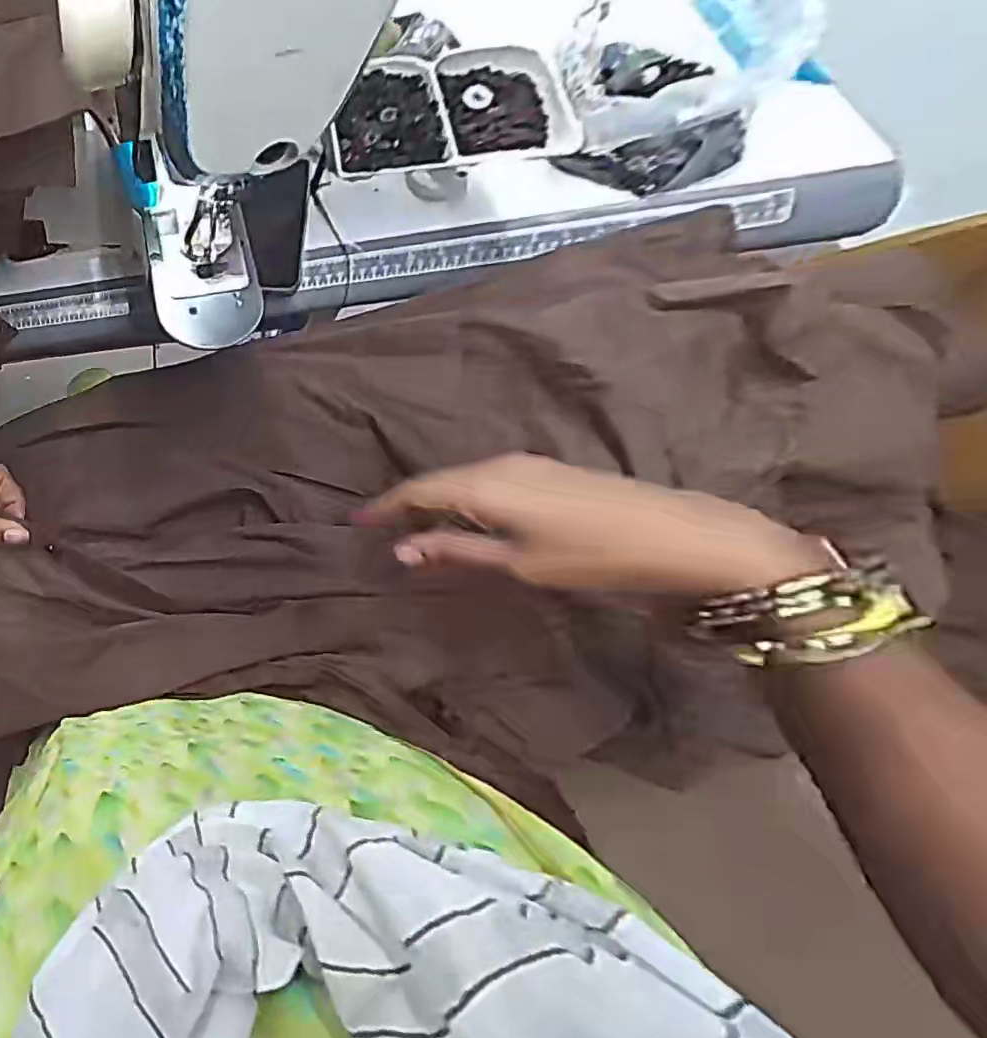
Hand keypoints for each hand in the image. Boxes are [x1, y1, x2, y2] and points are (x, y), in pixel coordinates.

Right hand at [357, 453, 831, 596]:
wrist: (690, 538)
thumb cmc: (595, 556)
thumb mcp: (517, 562)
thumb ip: (455, 551)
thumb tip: (400, 551)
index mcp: (485, 485)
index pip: (417, 491)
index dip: (384, 508)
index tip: (356, 522)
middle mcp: (500, 465)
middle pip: (436, 482)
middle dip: (405, 505)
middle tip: (382, 530)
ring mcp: (527, 465)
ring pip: (461, 480)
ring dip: (434, 502)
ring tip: (415, 528)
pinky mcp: (548, 472)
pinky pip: (485, 480)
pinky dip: (462, 498)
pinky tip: (462, 518)